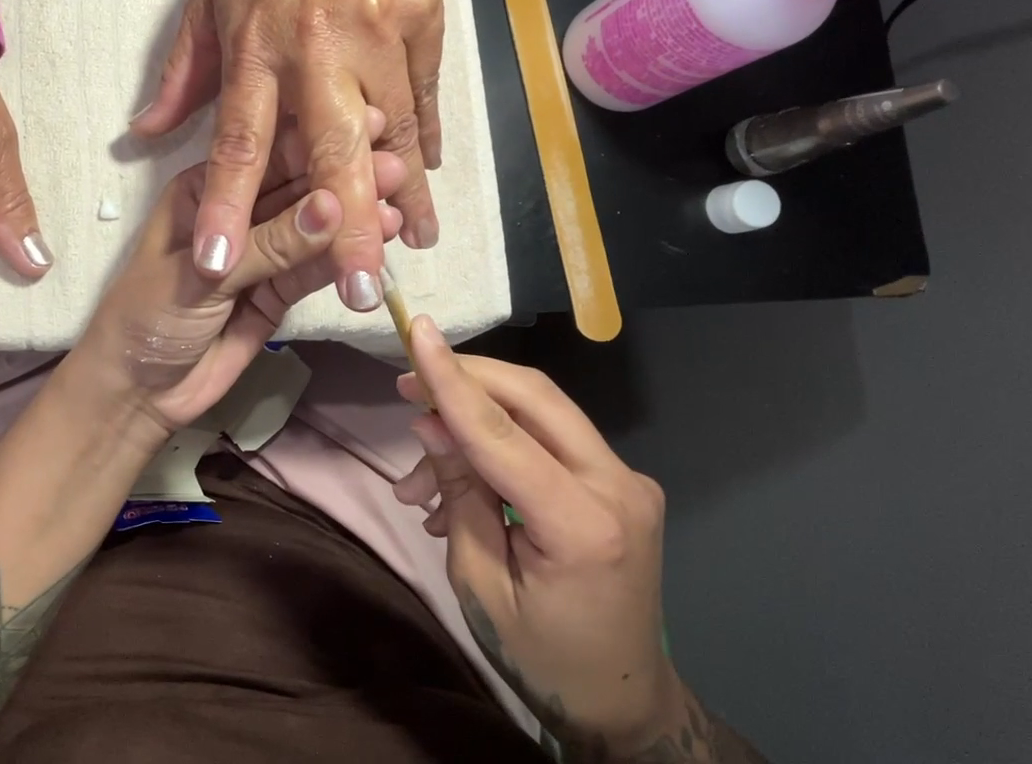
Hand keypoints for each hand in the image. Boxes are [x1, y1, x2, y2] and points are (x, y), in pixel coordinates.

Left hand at [68, 110, 407, 434]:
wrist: (136, 393)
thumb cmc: (148, 318)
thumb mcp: (202, 275)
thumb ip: (269, 245)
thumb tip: (334, 206)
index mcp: (205, 190)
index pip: (263, 160)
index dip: (312, 144)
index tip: (363, 126)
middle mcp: (236, 214)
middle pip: (297, 192)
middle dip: (344, 179)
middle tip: (397, 164)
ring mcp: (260, 254)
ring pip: (312, 231)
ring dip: (353, 220)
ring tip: (401, 202)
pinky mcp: (277, 293)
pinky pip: (313, 270)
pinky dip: (344, 259)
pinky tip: (381, 241)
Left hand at [131, 0, 444, 313]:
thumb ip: (182, 71)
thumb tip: (143, 133)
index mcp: (255, 46)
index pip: (236, 141)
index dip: (226, 208)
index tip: (218, 267)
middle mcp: (315, 50)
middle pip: (329, 151)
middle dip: (342, 227)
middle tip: (356, 293)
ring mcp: (376, 39)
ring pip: (390, 135)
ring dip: (399, 199)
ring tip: (409, 252)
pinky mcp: (422, 30)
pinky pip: (423, 103)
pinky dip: (425, 149)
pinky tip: (428, 190)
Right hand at [393, 316, 683, 758]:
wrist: (621, 701)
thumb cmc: (542, 658)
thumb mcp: (482, 584)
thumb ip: (460, 494)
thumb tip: (430, 425)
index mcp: (583, 524)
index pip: (501, 432)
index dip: (451, 379)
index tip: (417, 330)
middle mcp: (618, 487)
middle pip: (534, 398)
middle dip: (466, 379)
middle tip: (405, 386)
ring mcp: (626, 481)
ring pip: (541, 413)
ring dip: (474, 423)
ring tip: (417, 480)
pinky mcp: (619, 483)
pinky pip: (550, 441)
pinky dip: (499, 445)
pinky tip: (457, 484)